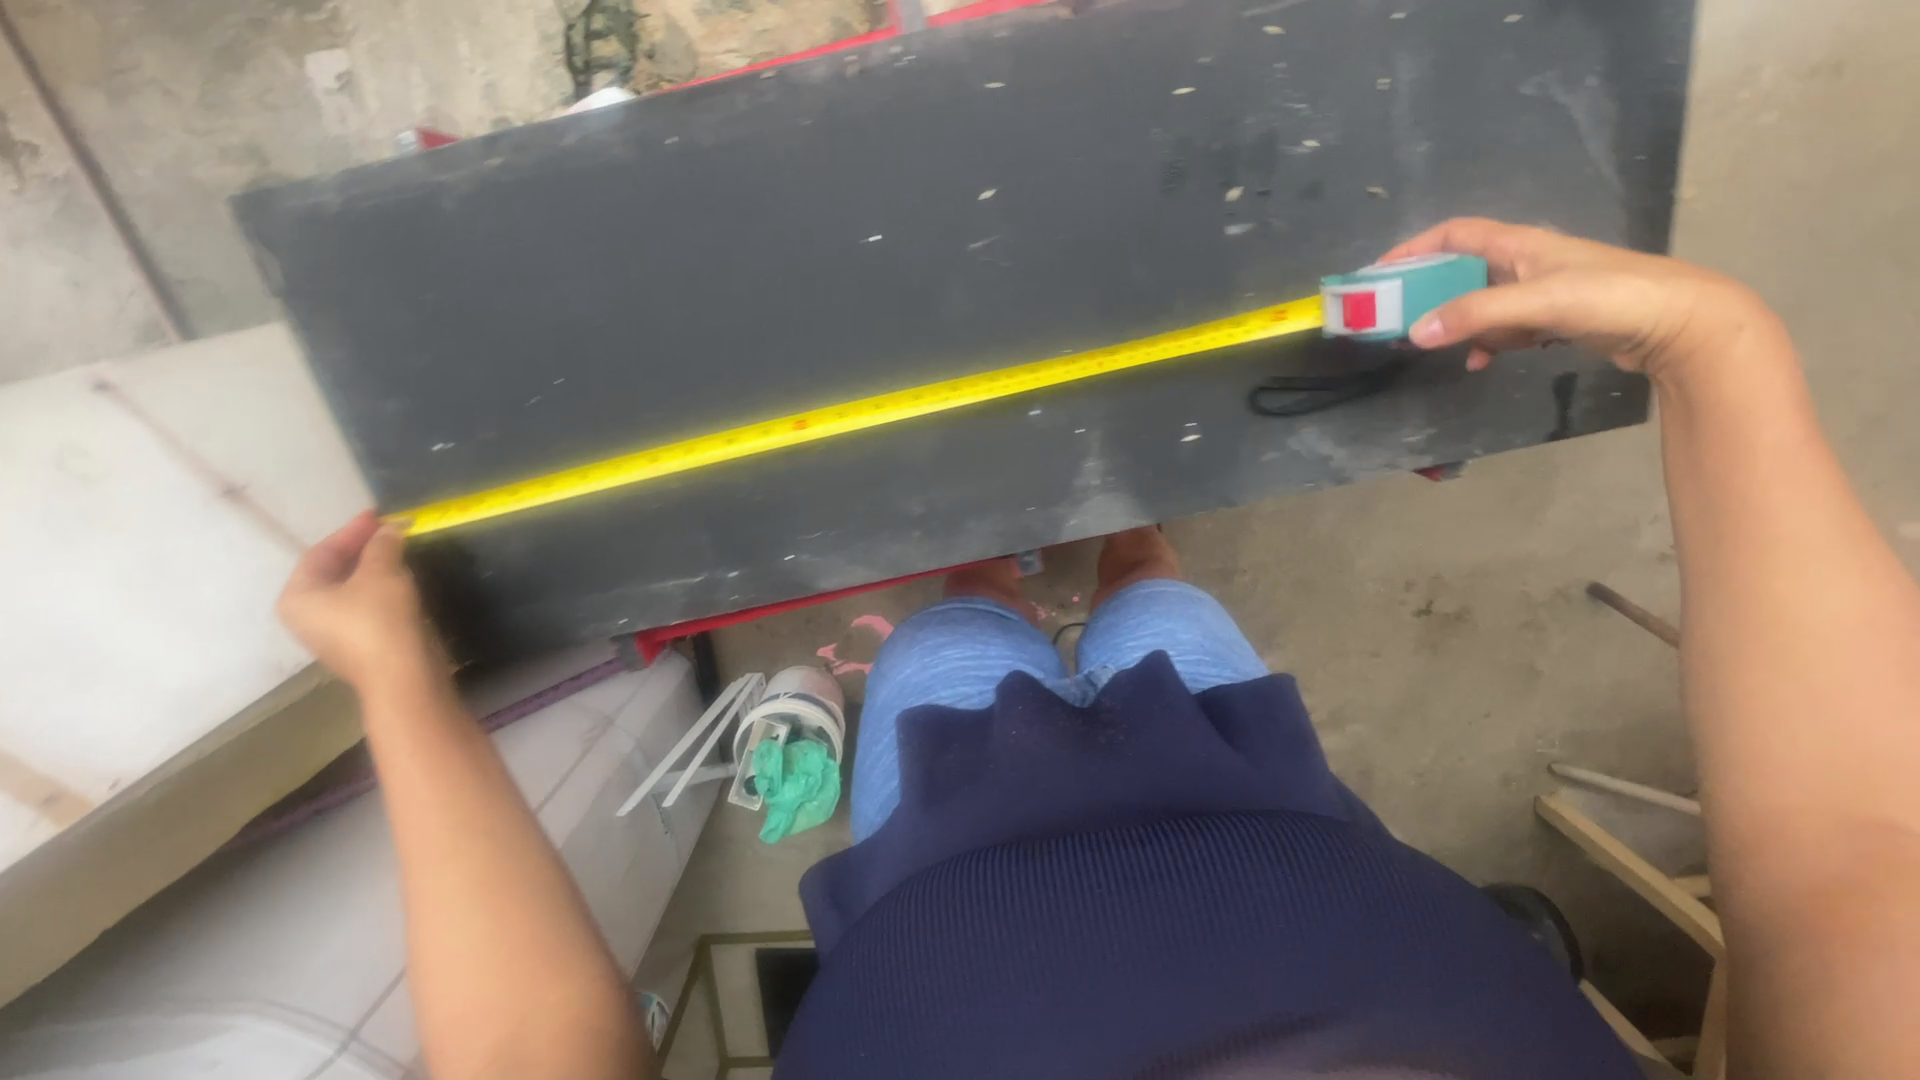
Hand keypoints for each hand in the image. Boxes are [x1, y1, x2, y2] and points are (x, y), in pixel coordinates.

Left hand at [279, 511, 443, 694]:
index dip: (352, 531)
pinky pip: (366, 607)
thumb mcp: (382, 573)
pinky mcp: (359, 645)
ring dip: (375, 569)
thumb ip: (383, 544)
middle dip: (363, 549)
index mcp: (297, 596)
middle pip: (333, 572)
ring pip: (351, 590)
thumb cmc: (380, 620)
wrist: (402, 675)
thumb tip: (391, 527)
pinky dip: (382, 590)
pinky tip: (403, 582)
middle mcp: (306, 615)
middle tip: (391, 532)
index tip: (379, 514)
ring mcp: (331, 633)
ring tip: (401, 552)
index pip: (321, 553)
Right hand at [1381, 217, 1788, 384]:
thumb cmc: (1612, 297)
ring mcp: (1539, 292)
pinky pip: (1501, 329)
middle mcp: (1525, 262)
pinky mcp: (1551, 319)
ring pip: (1477, 303)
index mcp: (1520, 245)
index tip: (1380, 272)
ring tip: (1431, 344)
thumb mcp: (1538, 302)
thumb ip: (1475, 315)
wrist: (1682, 323)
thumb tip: (1415, 332)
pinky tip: (1480, 362)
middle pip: (1459, 270)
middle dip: (1425, 291)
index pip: (1454, 234)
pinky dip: (1484, 343)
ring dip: (1454, 322)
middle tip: (1395, 316)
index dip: (1414, 247)